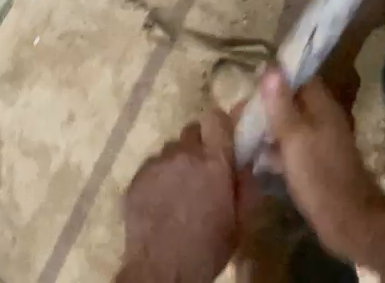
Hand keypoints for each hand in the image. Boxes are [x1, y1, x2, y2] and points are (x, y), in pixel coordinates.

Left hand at [120, 107, 242, 282]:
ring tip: (179, 189)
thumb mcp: (240, 222)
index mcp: (214, 161)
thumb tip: (247, 161)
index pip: (216, 117)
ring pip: (172, 148)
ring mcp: (158, 163)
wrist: (160, 270)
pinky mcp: (137, 176)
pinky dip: (159, 176)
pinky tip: (161, 200)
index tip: (223, 140)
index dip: (220, 126)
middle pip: (193, 130)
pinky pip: (153, 165)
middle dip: (199, 145)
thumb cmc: (207, 249)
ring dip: (179, 161)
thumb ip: (247, 185)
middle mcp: (185, 153)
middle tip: (203, 170)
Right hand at [258, 71, 384, 262]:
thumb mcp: (294, 137)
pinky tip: (255, 158)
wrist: (348, 222)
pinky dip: (275, 149)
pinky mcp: (316, 164)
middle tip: (241, 111)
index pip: (299, 76)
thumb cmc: (320, 174)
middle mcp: (323, 118)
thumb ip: (281, 104)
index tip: (251, 80)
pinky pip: (292, 147)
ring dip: (269, 127)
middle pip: (293, 100)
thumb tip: (271, 66)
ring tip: (241, 132)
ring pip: (291, 125)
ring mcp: (321, 142)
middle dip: (268, 104)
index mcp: (322, 105)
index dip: (276, 76)